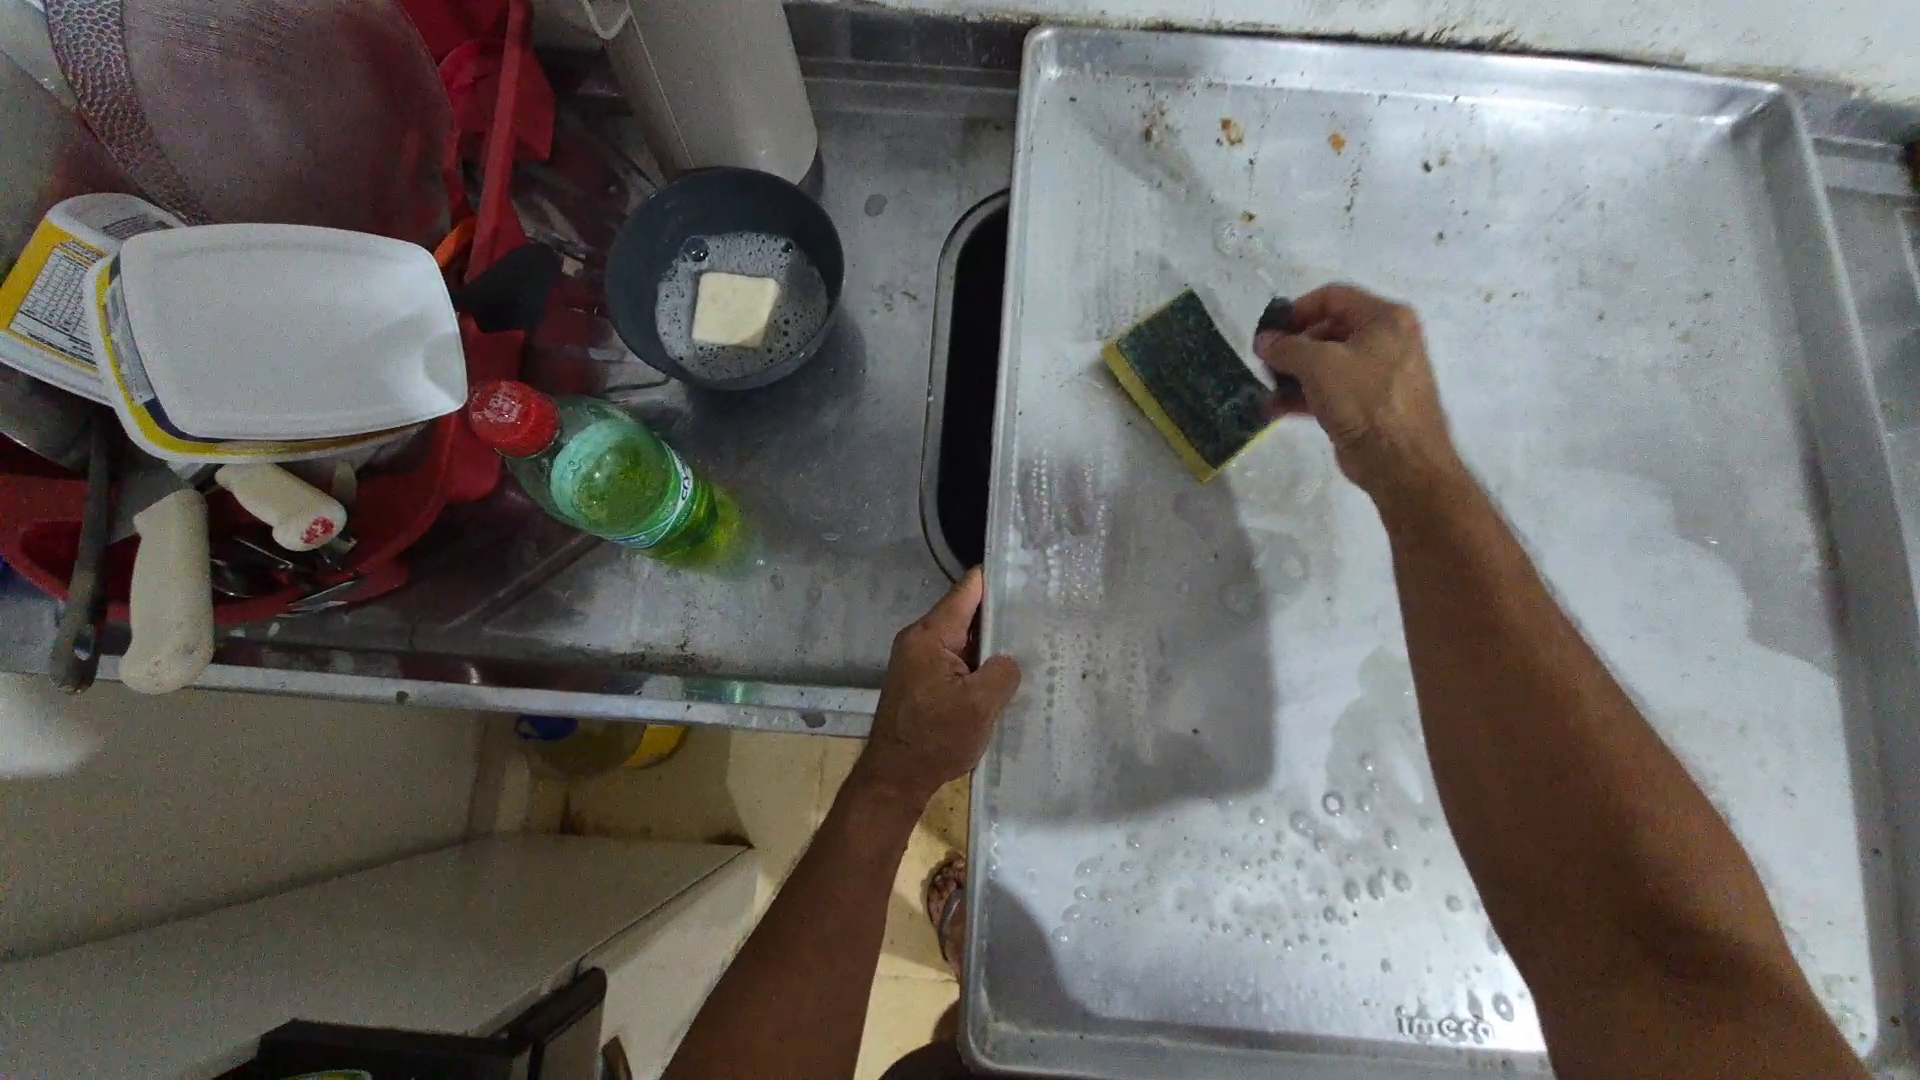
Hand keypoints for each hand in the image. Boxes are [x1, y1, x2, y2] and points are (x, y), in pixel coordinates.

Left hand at [858, 568, 1021, 808]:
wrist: (896, 778)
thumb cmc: (935, 739)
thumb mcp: (980, 705)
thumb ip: (1002, 671)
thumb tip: (1007, 661)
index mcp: (930, 635)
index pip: (968, 590)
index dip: (998, 579)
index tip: (1030, 573)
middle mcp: (920, 640)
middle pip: (966, 612)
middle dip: (1000, 613)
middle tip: (1042, 610)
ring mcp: (920, 661)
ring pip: (964, 639)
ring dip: (991, 643)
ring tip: (1032, 640)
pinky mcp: (924, 681)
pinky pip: (957, 660)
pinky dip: (979, 664)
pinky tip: (1006, 673)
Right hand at [1254, 284, 1463, 496]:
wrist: (1399, 460)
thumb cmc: (1365, 401)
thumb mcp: (1319, 366)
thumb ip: (1286, 348)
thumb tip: (1263, 341)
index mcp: (1384, 318)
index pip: (1332, 297)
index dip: (1296, 311)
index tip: (1269, 334)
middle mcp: (1384, 339)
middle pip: (1326, 330)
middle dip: (1291, 347)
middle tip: (1265, 364)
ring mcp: (1375, 373)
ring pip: (1324, 363)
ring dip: (1291, 374)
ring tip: (1265, 389)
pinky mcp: (1364, 403)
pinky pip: (1328, 389)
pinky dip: (1302, 395)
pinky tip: (1274, 408)